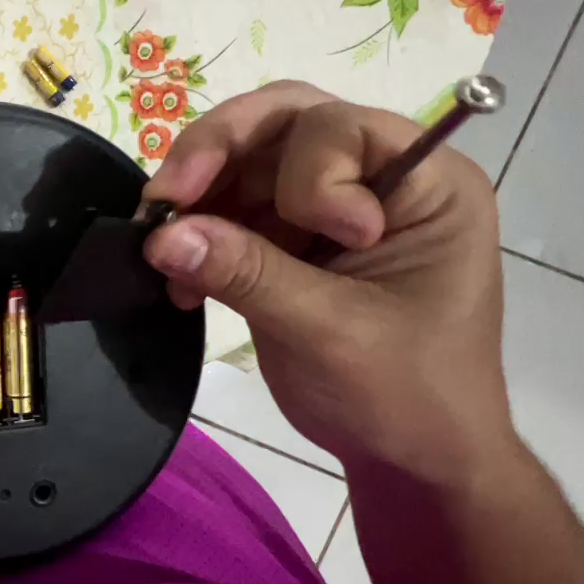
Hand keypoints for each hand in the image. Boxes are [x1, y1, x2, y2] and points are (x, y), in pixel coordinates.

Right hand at [141, 81, 515, 484]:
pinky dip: (190, 243)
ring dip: (192, 202)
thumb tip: (159, 235)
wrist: (407, 457)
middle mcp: (370, 181)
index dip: (305, 172)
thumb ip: (247, 274)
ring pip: (238, 169)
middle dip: (215, 153)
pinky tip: (179, 287)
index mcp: (423, 182)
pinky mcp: (281, 248)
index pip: (340, 128)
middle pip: (279, 126)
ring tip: (161, 249)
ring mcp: (319, 214)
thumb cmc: (403, 393)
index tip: (320, 239)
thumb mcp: (329, 329)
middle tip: (165, 196)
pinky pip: (222, 219)